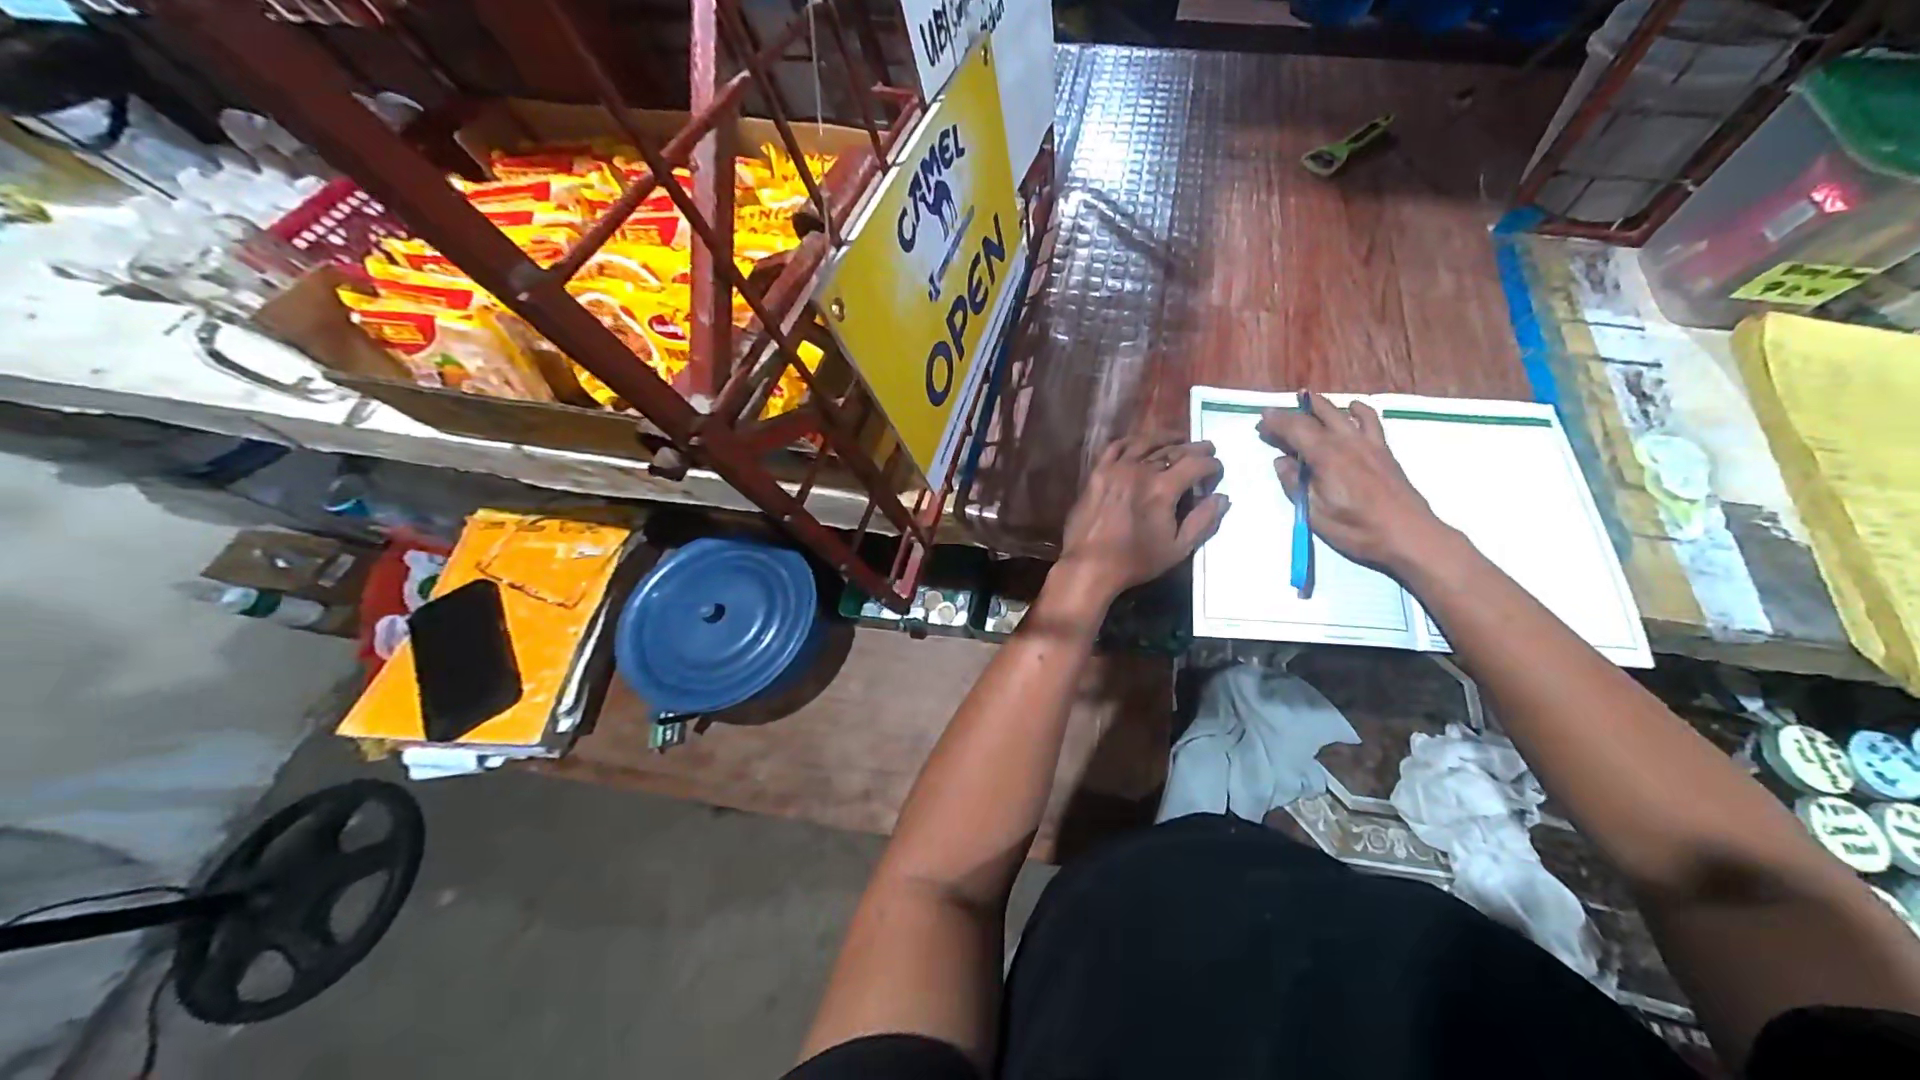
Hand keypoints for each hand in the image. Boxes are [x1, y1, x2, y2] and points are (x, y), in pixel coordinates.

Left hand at [1056, 434, 1229, 601]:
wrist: (1089, 565)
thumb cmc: (1135, 561)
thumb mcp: (1178, 548)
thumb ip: (1203, 521)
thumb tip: (1223, 498)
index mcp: (1163, 488)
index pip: (1196, 464)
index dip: (1212, 464)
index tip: (1217, 470)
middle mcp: (1140, 470)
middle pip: (1173, 449)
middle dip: (1195, 448)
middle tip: (1207, 448)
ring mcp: (1116, 468)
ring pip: (1145, 443)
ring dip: (1166, 438)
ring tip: (1178, 439)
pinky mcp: (1097, 473)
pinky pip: (1115, 447)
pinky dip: (1131, 441)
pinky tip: (1139, 443)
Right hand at [1257, 393, 1453, 574]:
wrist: (1407, 535)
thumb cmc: (1356, 529)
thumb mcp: (1314, 513)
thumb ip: (1294, 484)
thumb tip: (1282, 462)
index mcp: (1326, 457)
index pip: (1295, 429)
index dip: (1277, 421)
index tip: (1261, 417)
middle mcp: (1346, 442)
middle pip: (1315, 418)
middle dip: (1291, 414)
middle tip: (1273, 415)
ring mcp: (1368, 443)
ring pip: (1341, 413)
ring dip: (1321, 404)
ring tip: (1307, 398)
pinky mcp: (1383, 450)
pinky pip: (1370, 420)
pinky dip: (1357, 410)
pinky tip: (1351, 408)